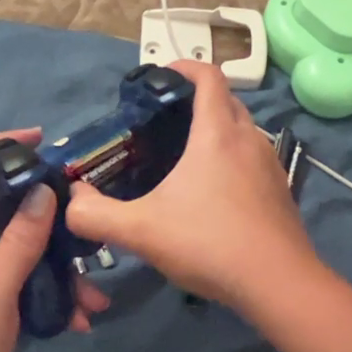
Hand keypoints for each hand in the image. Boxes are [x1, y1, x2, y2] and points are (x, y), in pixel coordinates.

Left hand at [0, 129, 109, 351]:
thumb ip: (19, 241)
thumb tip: (43, 191)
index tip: (38, 141)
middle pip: (5, 204)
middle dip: (47, 209)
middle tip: (84, 215)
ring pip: (24, 246)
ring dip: (60, 264)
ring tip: (95, 293)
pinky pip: (28, 280)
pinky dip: (54, 293)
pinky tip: (80, 318)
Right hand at [65, 62, 319, 311]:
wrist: (278, 284)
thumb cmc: (209, 244)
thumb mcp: (140, 231)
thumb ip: (96, 215)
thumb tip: (71, 202)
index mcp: (217, 133)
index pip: (208, 76)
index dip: (184, 67)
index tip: (160, 76)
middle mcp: (249, 139)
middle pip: (227, 101)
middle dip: (198, 100)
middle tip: (164, 121)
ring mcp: (270, 166)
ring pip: (243, 132)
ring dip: (217, 132)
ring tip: (185, 157)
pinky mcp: (280, 192)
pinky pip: (253, 161)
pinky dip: (232, 161)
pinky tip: (212, 195)